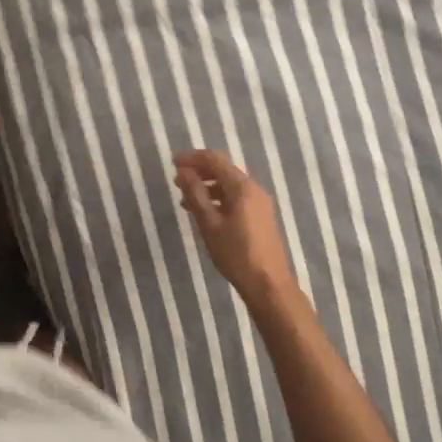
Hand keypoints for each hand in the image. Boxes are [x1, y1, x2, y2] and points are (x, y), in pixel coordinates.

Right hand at [174, 149, 293, 298]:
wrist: (268, 283)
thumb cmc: (236, 253)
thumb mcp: (209, 223)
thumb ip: (195, 194)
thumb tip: (183, 172)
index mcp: (242, 187)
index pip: (215, 160)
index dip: (193, 158)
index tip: (173, 162)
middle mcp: (254, 189)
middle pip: (224, 170)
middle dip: (200, 171)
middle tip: (177, 179)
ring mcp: (259, 203)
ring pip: (229, 185)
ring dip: (207, 186)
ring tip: (185, 198)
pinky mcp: (260, 216)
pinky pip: (236, 198)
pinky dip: (218, 198)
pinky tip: (204, 212)